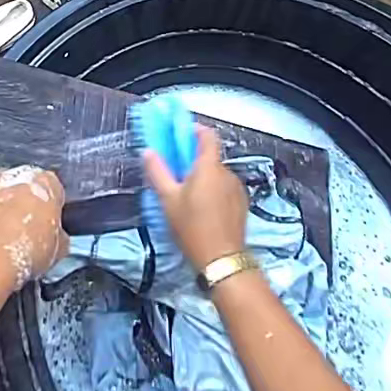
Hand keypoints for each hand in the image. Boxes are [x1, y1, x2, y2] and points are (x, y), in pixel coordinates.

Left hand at [0, 166, 69, 290]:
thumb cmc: (22, 251)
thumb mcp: (57, 250)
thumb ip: (60, 236)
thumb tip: (58, 241)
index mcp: (47, 182)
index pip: (54, 190)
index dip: (51, 210)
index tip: (48, 226)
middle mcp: (22, 175)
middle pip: (28, 187)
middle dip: (27, 204)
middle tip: (25, 232)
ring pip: (4, 191)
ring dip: (4, 206)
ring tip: (4, 236)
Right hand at [143, 128, 248, 271]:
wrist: (221, 260)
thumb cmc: (193, 227)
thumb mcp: (168, 200)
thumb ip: (157, 172)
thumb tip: (148, 152)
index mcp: (209, 166)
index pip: (207, 135)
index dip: (194, 130)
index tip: (180, 135)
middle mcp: (226, 172)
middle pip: (210, 156)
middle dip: (194, 160)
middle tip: (176, 172)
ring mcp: (237, 188)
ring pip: (218, 173)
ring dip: (205, 177)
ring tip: (188, 195)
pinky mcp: (241, 204)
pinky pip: (225, 188)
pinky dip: (215, 191)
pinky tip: (203, 209)